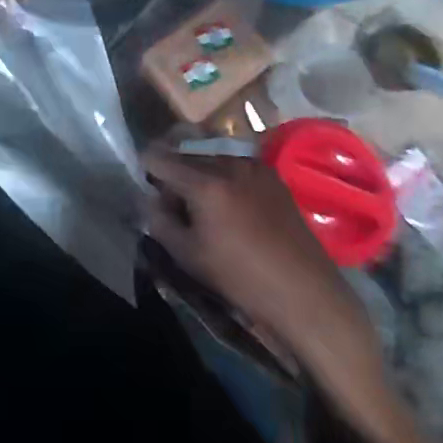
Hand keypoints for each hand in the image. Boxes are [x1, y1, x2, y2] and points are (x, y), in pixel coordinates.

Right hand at [147, 144, 442, 442]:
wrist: (302, 288)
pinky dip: (223, 177)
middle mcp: (230, 162)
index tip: (139, 179)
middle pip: (188, 155)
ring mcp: (255, 165)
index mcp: (206, 181)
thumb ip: (161, 222)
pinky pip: (236, 166)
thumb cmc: (241, 276)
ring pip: (213, 159)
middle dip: (173, 172)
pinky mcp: (272, 174)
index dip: (146, 166)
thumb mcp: (190, 255)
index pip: (162, 158)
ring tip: (198, 206)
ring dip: (199, 174)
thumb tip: (148, 199)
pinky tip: (227, 205)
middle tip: (167, 201)